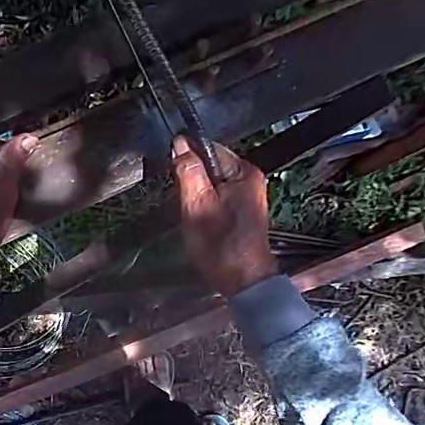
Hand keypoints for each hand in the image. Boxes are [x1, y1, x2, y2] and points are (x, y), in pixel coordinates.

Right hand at [172, 136, 277, 296]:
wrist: (243, 281)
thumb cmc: (220, 245)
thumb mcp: (196, 205)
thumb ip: (188, 171)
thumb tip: (180, 143)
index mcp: (244, 172)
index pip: (208, 148)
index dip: (186, 157)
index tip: (173, 174)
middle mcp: (250, 179)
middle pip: (210, 165)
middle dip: (191, 179)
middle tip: (183, 200)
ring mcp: (248, 195)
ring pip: (211, 182)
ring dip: (197, 193)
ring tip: (191, 212)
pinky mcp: (243, 210)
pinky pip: (218, 196)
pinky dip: (205, 204)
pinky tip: (201, 220)